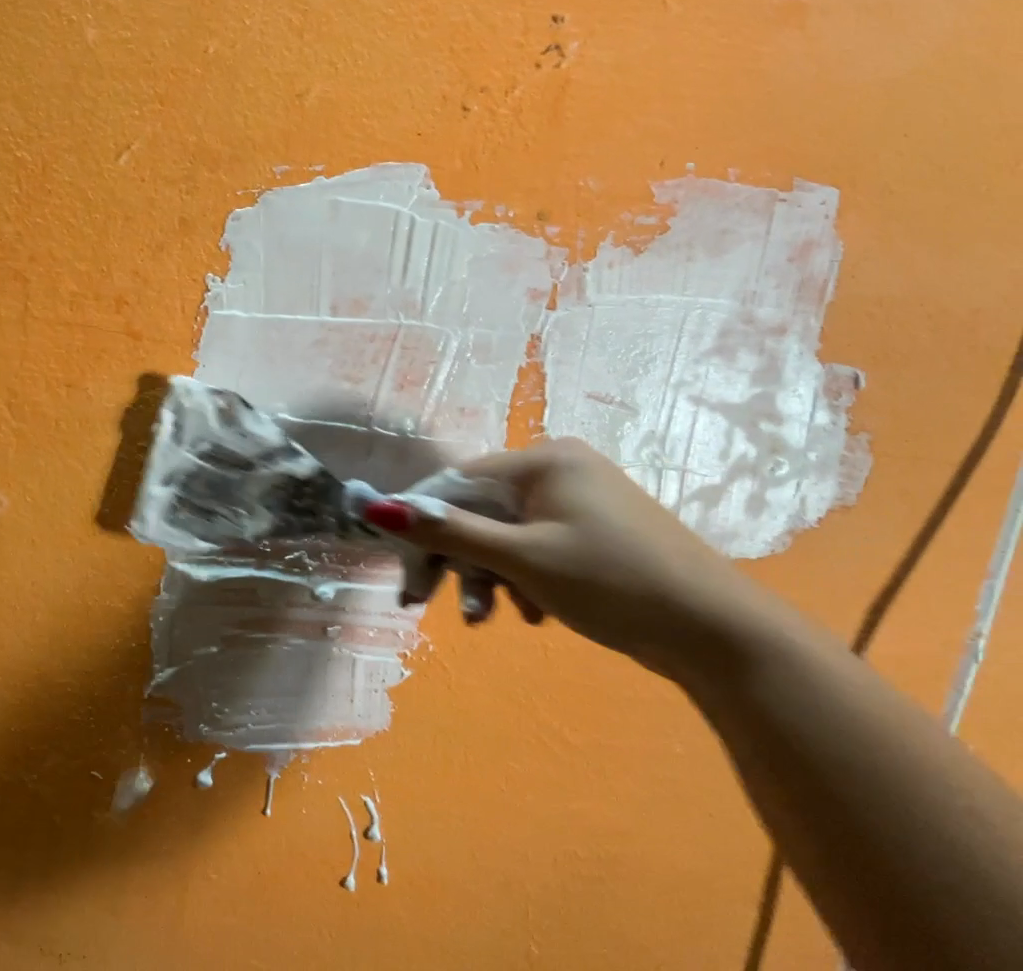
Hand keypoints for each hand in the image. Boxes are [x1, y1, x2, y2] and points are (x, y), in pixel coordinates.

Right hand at [370, 438, 770, 676]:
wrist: (718, 633)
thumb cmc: (612, 583)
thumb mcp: (520, 559)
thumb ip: (447, 531)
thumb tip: (374, 508)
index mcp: (543, 460)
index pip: (454, 485)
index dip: (421, 530)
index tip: (407, 578)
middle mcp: (559, 468)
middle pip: (478, 512)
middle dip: (458, 562)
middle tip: (430, 604)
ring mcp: (580, 499)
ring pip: (504, 535)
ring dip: (489, 578)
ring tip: (493, 619)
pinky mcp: (595, 530)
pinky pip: (535, 547)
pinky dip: (522, 579)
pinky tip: (532, 613)